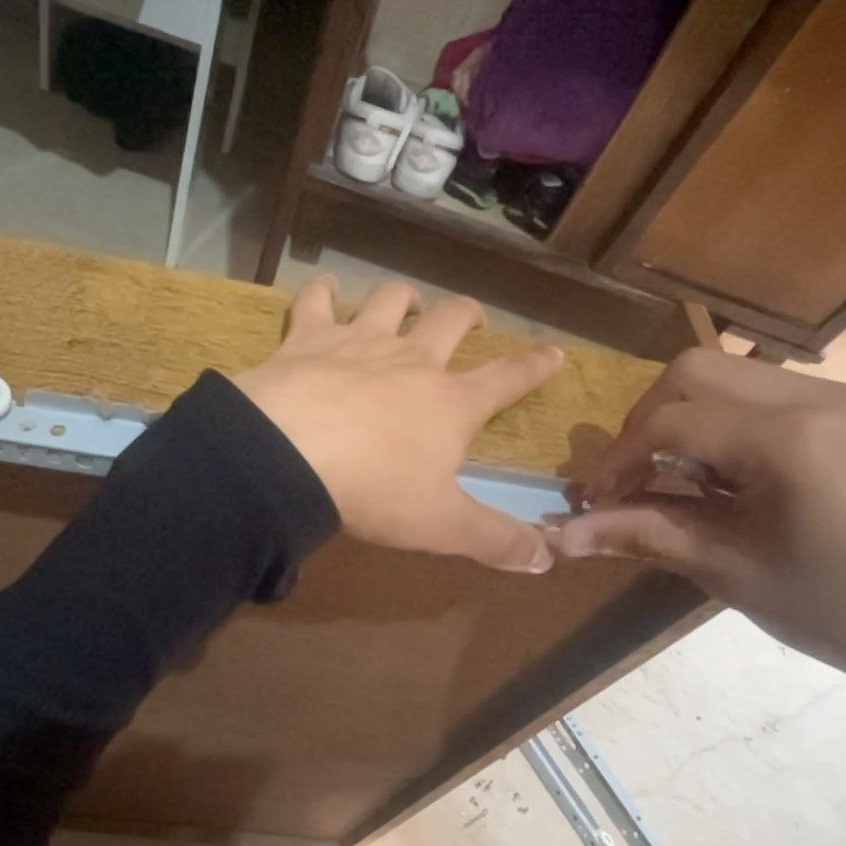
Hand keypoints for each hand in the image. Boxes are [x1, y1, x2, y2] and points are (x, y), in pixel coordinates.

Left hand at [234, 277, 563, 572]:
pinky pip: (317, 300)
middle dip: (466, 316)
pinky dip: (322, 289)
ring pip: (390, 301)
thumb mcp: (442, 525)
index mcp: (450, 404)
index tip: (554, 353)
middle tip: (471, 317)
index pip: (505, 381)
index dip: (533, 369)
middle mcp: (411, 361)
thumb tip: (547, 559)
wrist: (291, 457)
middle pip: (449, 322)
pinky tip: (324, 285)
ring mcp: (359, 342)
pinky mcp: (308, 339)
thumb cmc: (374, 491)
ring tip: (406, 300)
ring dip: (402, 297)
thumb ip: (495, 539)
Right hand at [556, 347, 845, 693]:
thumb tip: (560, 536)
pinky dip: (728, 423)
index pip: (668, 420)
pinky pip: (771, 395)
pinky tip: (729, 479)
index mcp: (788, 438)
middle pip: (694, 371)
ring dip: (685, 417)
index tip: (592, 503)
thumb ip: (646, 536)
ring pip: (733, 376)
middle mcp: (818, 397)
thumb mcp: (735, 574)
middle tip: (630, 480)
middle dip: (644, 421)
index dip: (615, 459)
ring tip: (676, 483)